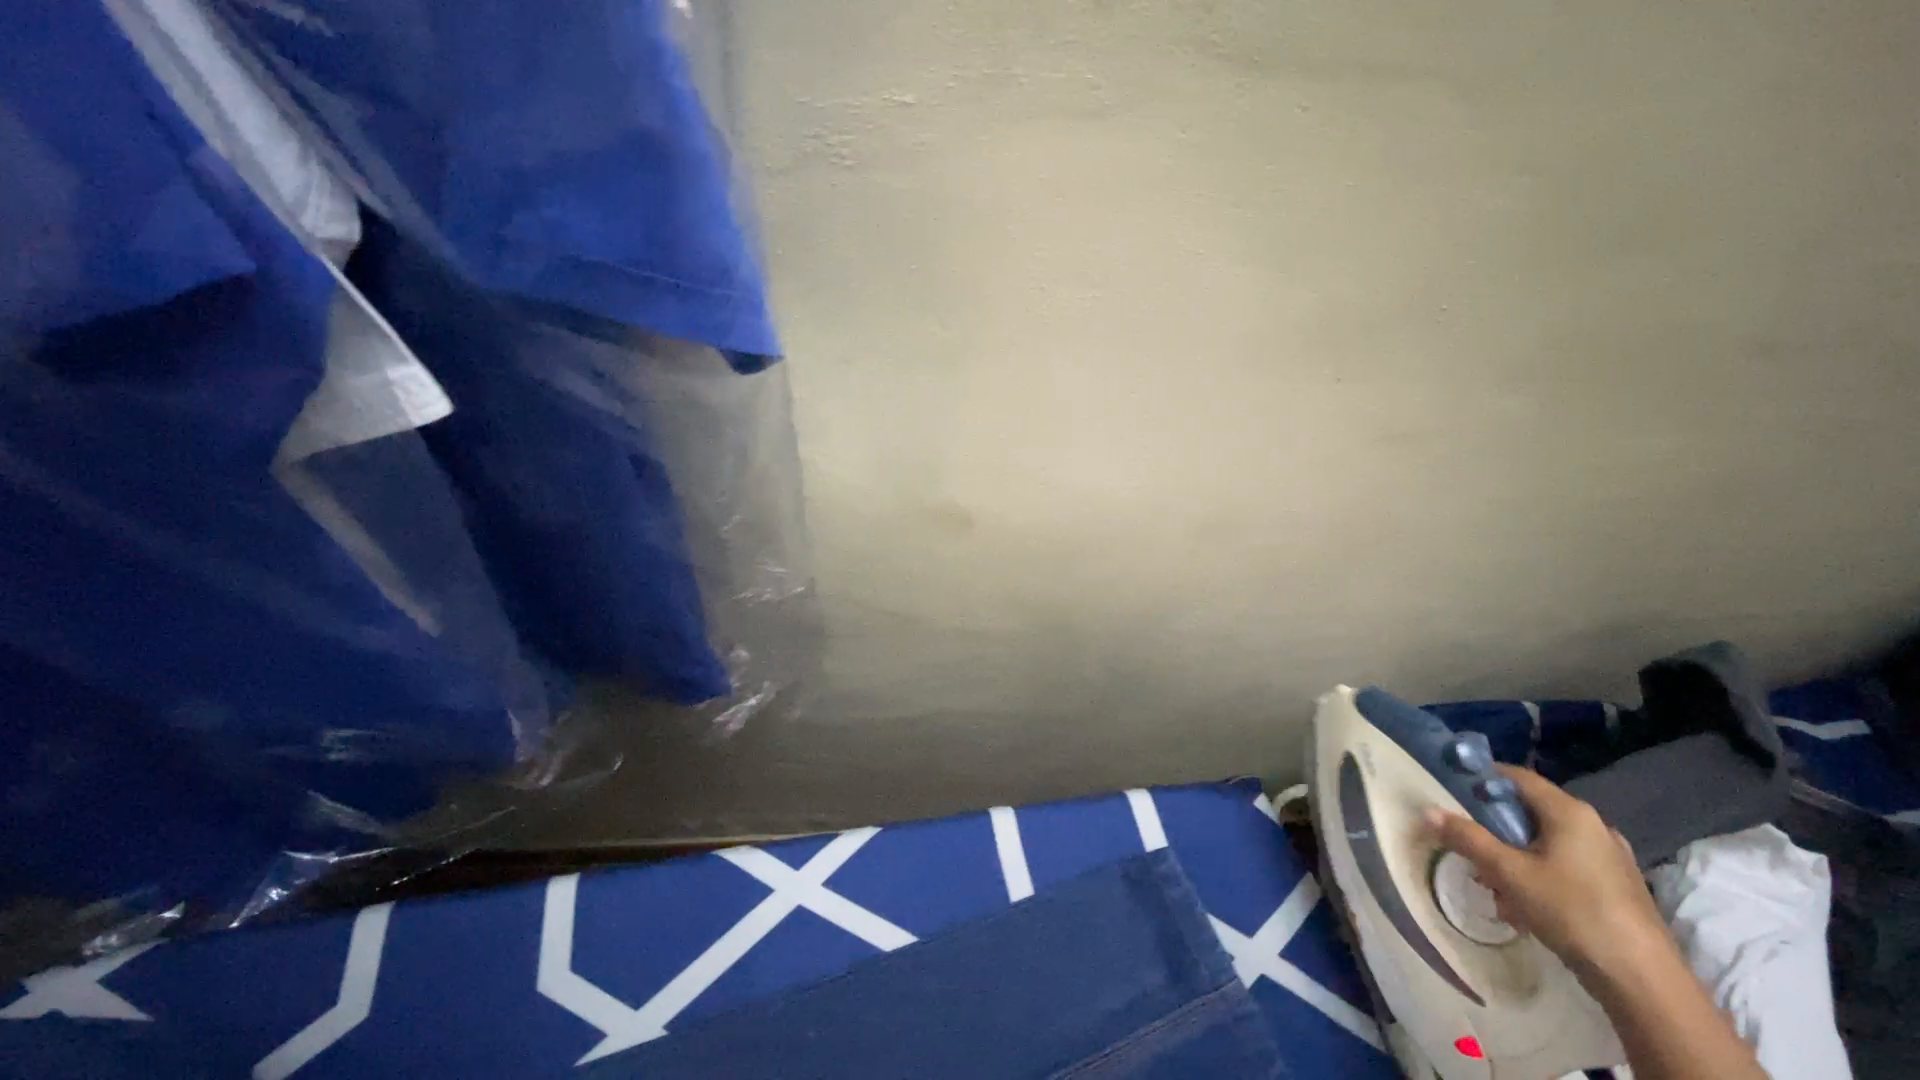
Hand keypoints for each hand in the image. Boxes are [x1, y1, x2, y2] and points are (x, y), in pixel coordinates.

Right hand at [1423, 766, 1672, 985]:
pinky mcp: (1616, 885)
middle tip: (1470, 851)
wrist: (1640, 975)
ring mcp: (1609, 856)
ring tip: (1497, 891)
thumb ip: (1468, 839)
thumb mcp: (1509, 873)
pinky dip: (1540, 877)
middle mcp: (1593, 825)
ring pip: (1546, 844)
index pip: (1517, 777)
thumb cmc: (1571, 911)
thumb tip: (1429, 811)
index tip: (1452, 792)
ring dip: (1515, 860)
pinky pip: (1566, 866)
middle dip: (1495, 831)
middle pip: (1530, 812)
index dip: (1482, 779)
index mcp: (1569, 812)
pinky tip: (1527, 910)